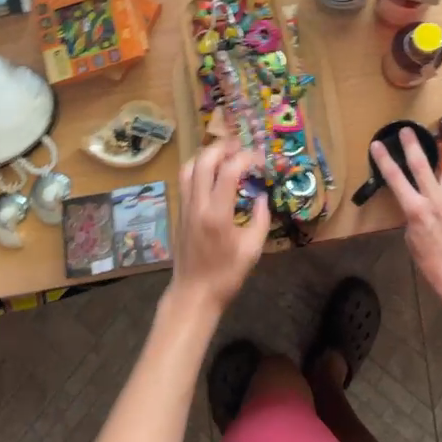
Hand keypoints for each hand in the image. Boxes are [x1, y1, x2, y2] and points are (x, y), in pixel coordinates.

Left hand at [169, 140, 268, 314]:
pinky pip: (186, 180)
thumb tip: (261, 197)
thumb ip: (260, 219)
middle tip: (240, 146)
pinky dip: (199, 168)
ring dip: (207, 155)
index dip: (246, 158)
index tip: (260, 159)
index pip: (229, 171)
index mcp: (217, 214)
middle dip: (223, 147)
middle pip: (204, 161)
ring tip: (225, 155)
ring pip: (189, 167)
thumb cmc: (226, 275)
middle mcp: (197, 205)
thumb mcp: (252, 249)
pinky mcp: (179, 212)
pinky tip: (213, 173)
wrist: (193, 295)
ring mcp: (184, 207)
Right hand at [372, 131, 441, 312]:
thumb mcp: (412, 240)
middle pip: (422, 165)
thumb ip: (414, 217)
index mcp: (417, 210)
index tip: (377, 144)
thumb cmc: (432, 264)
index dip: (385, 160)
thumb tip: (419, 206)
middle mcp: (437, 200)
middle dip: (413, 145)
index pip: (396, 179)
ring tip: (437, 177)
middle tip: (407, 131)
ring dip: (439, 175)